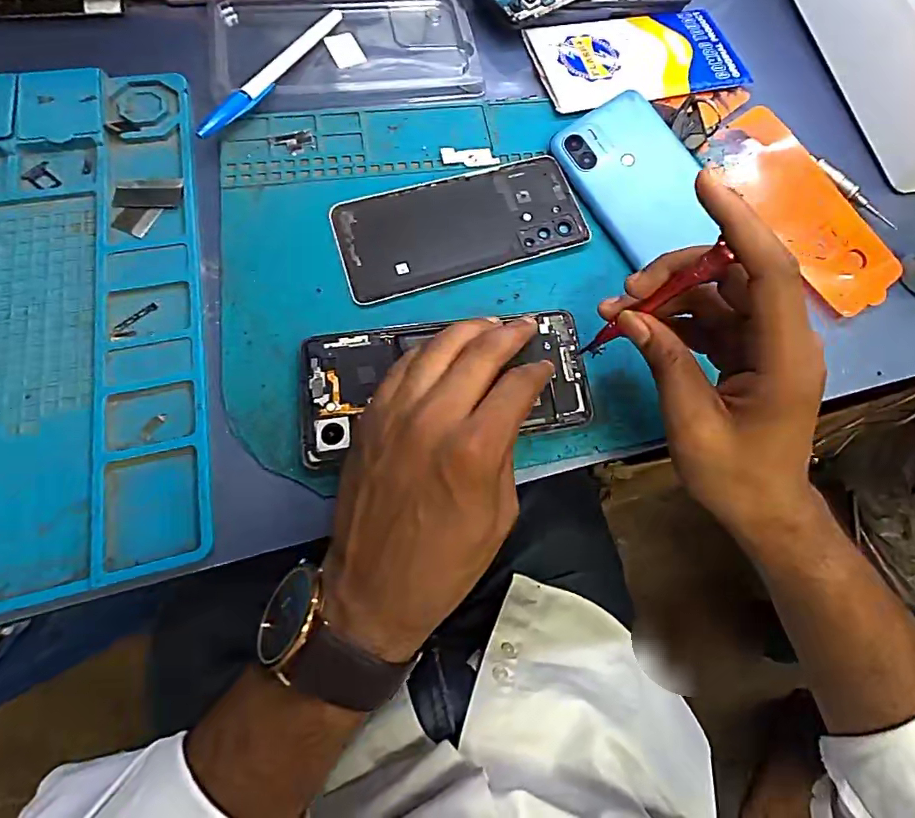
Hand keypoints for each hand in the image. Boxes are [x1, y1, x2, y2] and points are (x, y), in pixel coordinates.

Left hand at [319, 319, 554, 661]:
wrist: (372, 589)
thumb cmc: (446, 563)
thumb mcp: (499, 513)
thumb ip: (506, 452)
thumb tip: (508, 412)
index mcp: (473, 449)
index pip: (514, 387)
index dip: (535, 371)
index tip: (544, 366)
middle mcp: (433, 419)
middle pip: (478, 354)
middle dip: (508, 335)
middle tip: (524, 328)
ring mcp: (396, 414)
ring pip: (436, 349)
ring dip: (468, 330)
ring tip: (488, 325)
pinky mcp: (371, 418)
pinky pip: (402, 367)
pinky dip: (428, 350)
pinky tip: (443, 348)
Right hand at [599, 170, 825, 540]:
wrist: (767, 514)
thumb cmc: (738, 480)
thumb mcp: (692, 425)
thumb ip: (665, 362)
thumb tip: (629, 315)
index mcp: (785, 355)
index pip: (769, 270)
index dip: (738, 222)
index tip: (704, 184)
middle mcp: (782, 337)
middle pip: (732, 273)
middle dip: (676, 271)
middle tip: (626, 292)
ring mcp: (765, 341)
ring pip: (716, 290)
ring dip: (668, 293)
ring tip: (620, 310)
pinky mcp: (748, 349)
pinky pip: (710, 315)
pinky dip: (674, 315)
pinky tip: (639, 324)